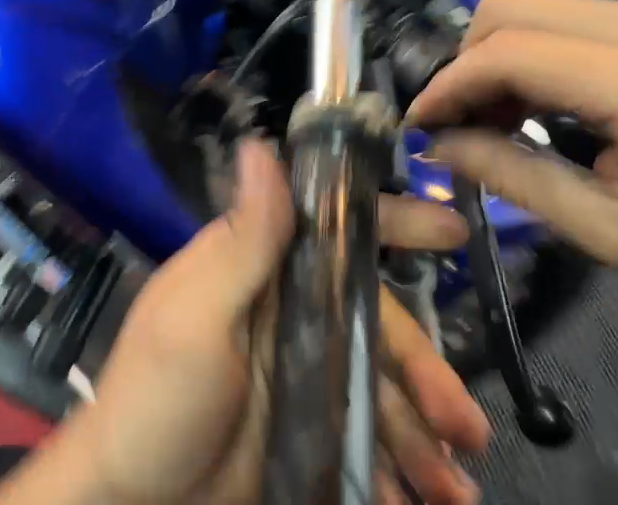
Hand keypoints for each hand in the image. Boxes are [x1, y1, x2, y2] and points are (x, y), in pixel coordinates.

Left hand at [29, 139, 487, 504]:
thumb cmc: (155, 401)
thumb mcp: (193, 319)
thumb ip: (240, 242)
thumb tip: (261, 146)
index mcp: (259, 270)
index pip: (334, 231)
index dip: (392, 225)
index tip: (448, 231)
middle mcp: (289, 310)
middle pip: (376, 320)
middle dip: (424, 368)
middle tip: (462, 422)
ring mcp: (303, 372)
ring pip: (381, 384)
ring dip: (423, 432)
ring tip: (453, 486)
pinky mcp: (311, 428)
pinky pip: (370, 437)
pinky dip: (401, 466)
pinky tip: (424, 496)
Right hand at [405, 0, 617, 301]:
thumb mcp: (612, 234)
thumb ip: (516, 181)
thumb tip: (441, 145)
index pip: (509, 52)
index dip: (449, 84)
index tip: (420, 124)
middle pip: (510, 8)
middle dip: (466, 62)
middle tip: (461, 123)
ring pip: (532, 4)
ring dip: (495, 54)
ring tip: (496, 117)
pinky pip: (564, 15)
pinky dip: (529, 50)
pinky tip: (536, 101)